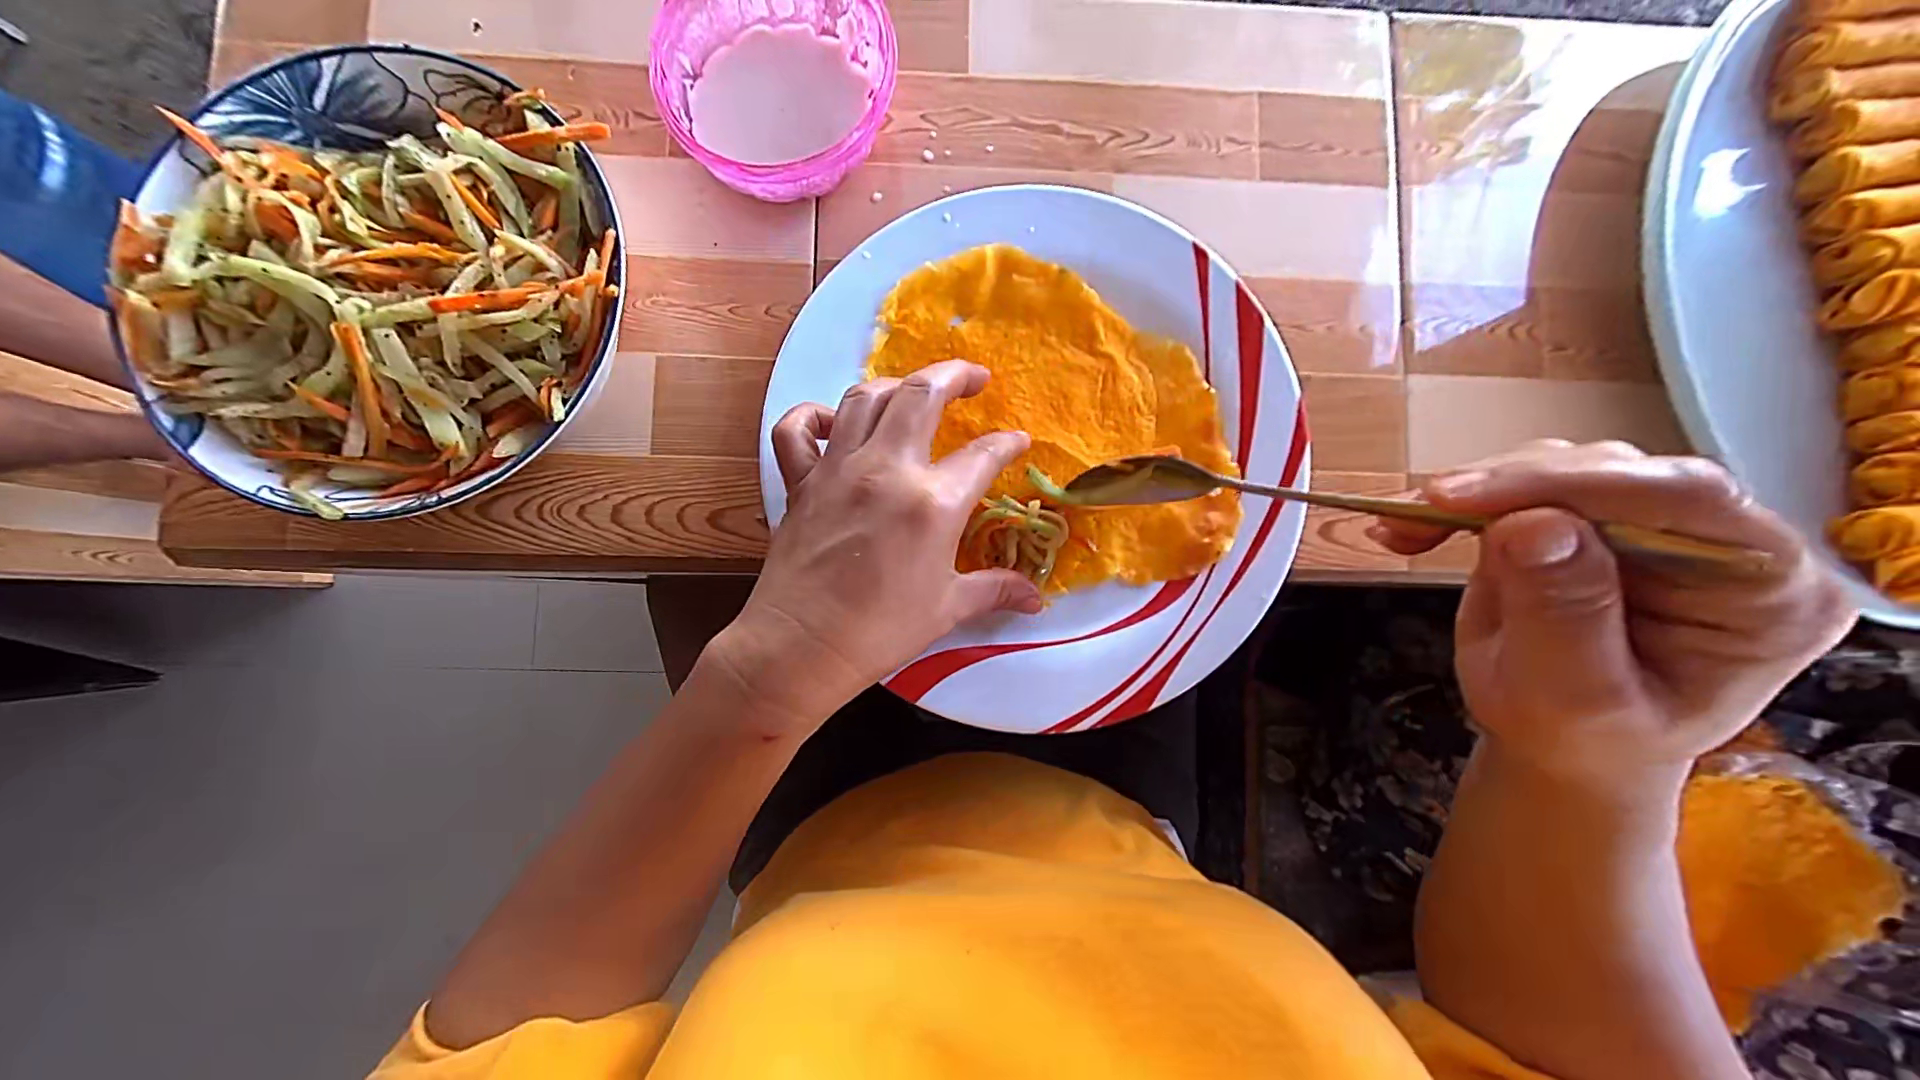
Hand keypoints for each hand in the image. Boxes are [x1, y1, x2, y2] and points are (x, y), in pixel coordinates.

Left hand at [707, 360, 1040, 734]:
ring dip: (894, 386)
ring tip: (913, 394)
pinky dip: (815, 417)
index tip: (1018, 441)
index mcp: (933, 502)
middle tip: (973, 379)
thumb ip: (994, 590)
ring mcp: (838, 470)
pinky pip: (798, 430)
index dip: (1008, 443)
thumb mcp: (948, 608)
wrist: (802, 647)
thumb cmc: (881, 631)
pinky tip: (833, 424)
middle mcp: (886, 470)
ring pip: (864, 398)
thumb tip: (1035, 598)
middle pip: (922, 394)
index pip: (983, 455)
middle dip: (954, 375)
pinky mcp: (801, 481)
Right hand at [1373, 441, 1855, 787]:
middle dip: (1503, 489)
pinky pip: (1517, 486)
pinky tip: (1410, 530)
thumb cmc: (1580, 738)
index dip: (1570, 486)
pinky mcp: (1579, 520)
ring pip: (1556, 467)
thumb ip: (1564, 616)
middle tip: (1413, 516)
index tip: (1457, 499)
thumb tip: (1529, 525)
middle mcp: (1716, 540)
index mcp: (1761, 590)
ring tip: (1402, 531)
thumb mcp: (1574, 700)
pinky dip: (1454, 505)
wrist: (1561, 744)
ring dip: (1468, 495)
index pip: (1683, 499)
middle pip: (1612, 474)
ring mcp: (1643, 524)